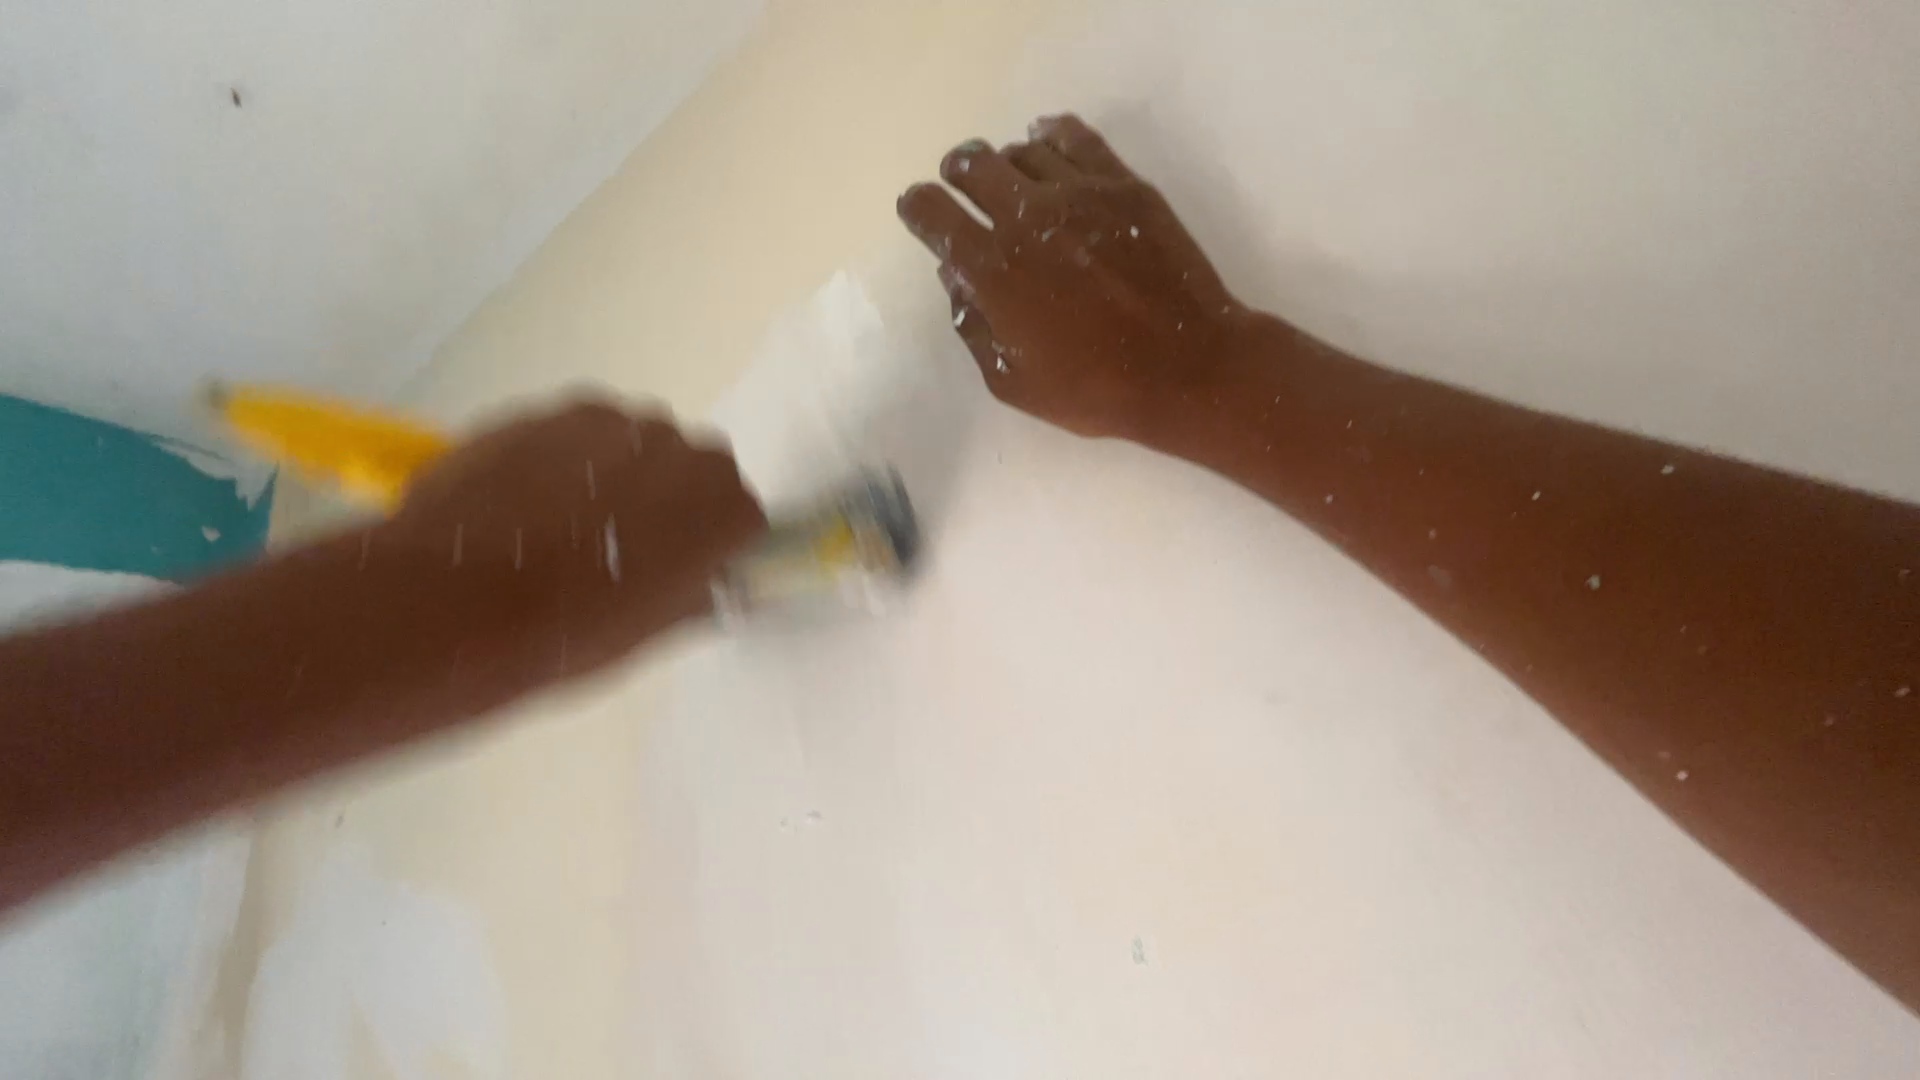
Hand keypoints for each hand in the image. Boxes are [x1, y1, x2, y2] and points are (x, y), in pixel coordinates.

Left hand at [392, 398, 766, 672]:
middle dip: (671, 500)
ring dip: (621, 473)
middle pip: (694, 470)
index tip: (684, 567)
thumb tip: (704, 584)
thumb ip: (695, 591)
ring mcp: (613, 422)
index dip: (713, 543)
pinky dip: (570, 459)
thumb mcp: (657, 629)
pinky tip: (530, 502)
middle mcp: (682, 450)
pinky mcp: (550, 410)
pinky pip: (581, 434)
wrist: (453, 603)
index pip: (742, 516)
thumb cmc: (574, 630)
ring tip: (570, 521)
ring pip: (637, 444)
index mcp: (723, 506)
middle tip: (627, 545)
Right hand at [897, 114, 1247, 439]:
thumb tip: (955, 279)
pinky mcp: (1123, 184)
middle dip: (955, 174)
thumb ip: (973, 327)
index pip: (933, 214)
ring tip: (1008, 178)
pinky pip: (1073, 137)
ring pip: (1021, 149)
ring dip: (1003, 161)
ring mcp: (1078, 193)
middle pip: (972, 166)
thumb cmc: (1092, 388)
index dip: (917, 208)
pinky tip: (1044, 142)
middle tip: (960, 187)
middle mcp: (1026, 218)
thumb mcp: (1012, 381)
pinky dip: (1049, 135)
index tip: (918, 212)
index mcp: (993, 270)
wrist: (1183, 369)